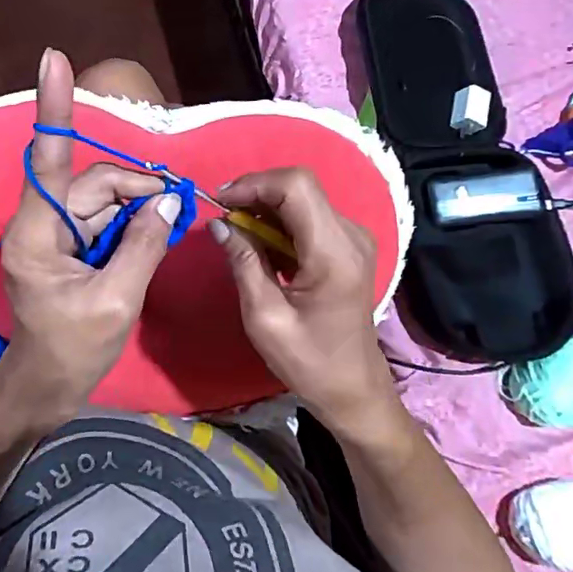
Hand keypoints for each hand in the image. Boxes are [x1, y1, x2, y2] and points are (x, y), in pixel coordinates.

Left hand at [0, 50, 179, 430]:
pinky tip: (151, 237)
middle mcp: (40, 224)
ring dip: (137, 210)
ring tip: (165, 230)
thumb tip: (170, 201)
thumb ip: (144, 243)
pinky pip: (103, 221)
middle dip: (136, 192)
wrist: (46, 388)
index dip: (54, 109)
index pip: (48, 160)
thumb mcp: (117, 299)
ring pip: (103, 202)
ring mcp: (53, 235)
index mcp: (38, 234)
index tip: (53, 58)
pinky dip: (130, 224)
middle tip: (177, 211)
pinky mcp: (66, 247)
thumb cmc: (73, 350)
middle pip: (93, 184)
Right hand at [210, 168, 399, 435]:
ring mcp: (353, 239)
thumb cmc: (308, 362)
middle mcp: (351, 236)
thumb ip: (243, 263)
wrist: (353, 388)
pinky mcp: (348, 247)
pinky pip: (309, 217)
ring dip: (265, 208)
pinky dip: (279, 223)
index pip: (296, 186)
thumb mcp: (264, 317)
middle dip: (255, 194)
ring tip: (236, 233)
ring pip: (303, 199)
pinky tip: (259, 246)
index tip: (219, 202)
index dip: (254, 184)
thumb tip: (219, 223)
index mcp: (334, 253)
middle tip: (222, 218)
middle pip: (300, 188)